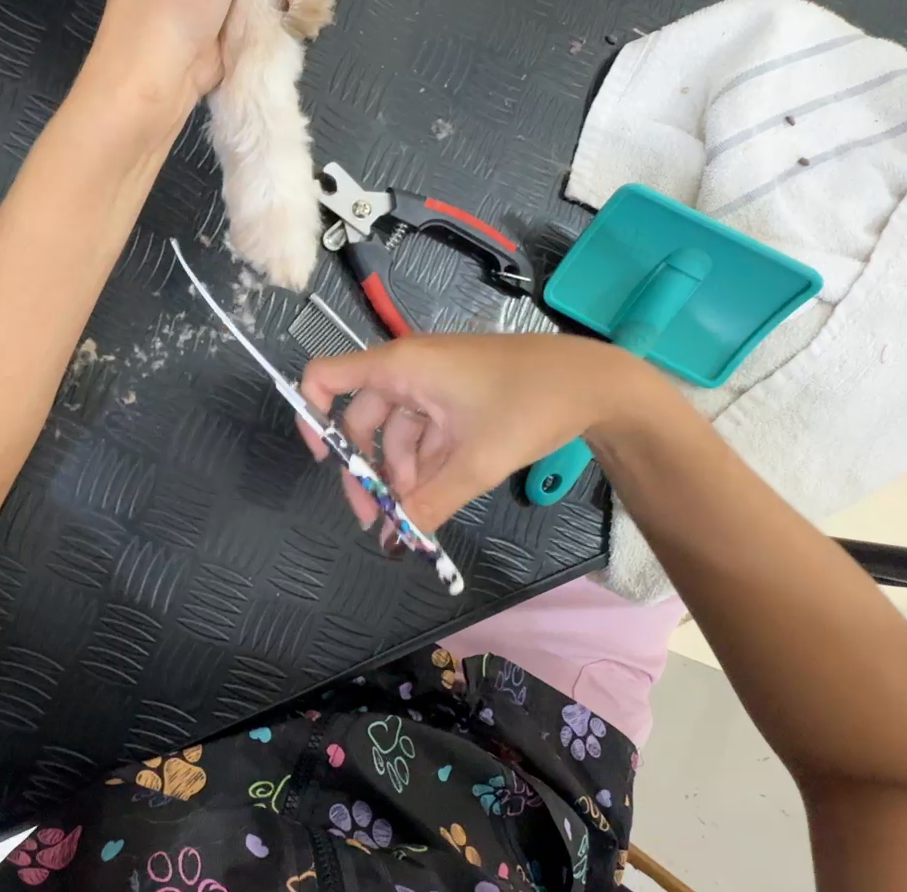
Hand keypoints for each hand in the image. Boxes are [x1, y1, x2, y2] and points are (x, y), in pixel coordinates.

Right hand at [298, 334, 652, 533]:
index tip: (321, 459)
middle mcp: (407, 369)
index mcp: (399, 367)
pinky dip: (425, 462)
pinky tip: (435, 495)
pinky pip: (424, 431)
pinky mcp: (454, 395)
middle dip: (366, 468)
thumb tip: (394, 539)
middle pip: (362, 418)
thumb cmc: (527, 407)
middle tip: (374, 517)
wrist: (595, 382)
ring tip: (414, 515)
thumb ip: (428, 502)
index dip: (311, 415)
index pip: (325, 377)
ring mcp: (432, 382)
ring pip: (397, 431)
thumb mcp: (475, 462)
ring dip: (401, 473)